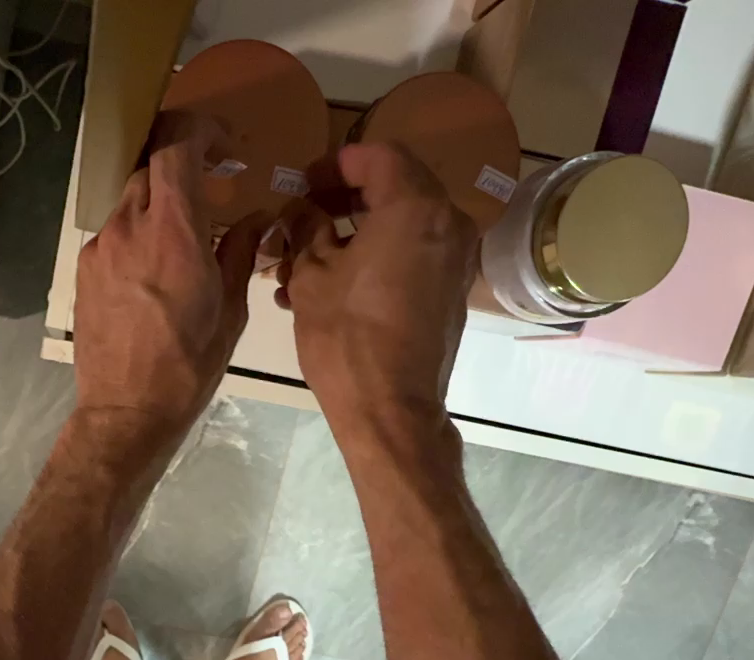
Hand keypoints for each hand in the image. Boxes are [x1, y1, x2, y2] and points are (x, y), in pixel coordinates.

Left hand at [73, 112, 269, 457]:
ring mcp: (101, 249)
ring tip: (179, 248)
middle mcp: (130, 229)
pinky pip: (114, 236)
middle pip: (151, 169)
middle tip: (208, 197)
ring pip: (130, 204)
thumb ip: (242, 252)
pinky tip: (151, 276)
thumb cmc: (188, 368)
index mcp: (175, 233)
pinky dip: (136, 239)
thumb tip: (257, 218)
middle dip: (181, 174)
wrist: (127, 412)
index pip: (176, 144)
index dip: (199, 129)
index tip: (221, 145)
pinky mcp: (85, 271)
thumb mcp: (229, 312)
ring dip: (157, 210)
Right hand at [278, 142, 475, 438]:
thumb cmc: (345, 337)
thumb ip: (306, 229)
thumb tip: (300, 211)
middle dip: (340, 202)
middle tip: (299, 219)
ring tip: (300, 265)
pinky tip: (328, 288)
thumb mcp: (311, 276)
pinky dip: (372, 260)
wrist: (389, 408)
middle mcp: (447, 223)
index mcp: (415, 206)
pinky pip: (408, 258)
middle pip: (392, 189)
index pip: (378, 156)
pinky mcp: (448, 293)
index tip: (302, 182)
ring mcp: (454, 260)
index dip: (335, 163)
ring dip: (351, 237)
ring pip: (397, 229)